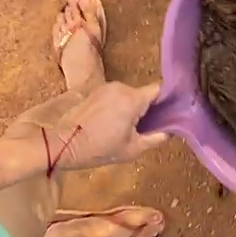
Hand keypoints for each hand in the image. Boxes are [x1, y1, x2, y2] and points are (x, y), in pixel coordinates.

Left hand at [44, 82, 170, 170]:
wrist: (64, 144)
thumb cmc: (99, 148)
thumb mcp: (133, 149)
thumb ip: (156, 138)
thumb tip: (169, 132)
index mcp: (132, 99)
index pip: (159, 90)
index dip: (167, 100)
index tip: (171, 113)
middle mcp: (120, 87)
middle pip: (144, 94)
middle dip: (149, 108)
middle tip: (149, 128)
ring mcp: (106, 88)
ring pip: (130, 95)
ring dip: (133, 108)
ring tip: (129, 129)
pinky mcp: (95, 92)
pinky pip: (116, 96)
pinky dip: (119, 107)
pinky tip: (115, 124)